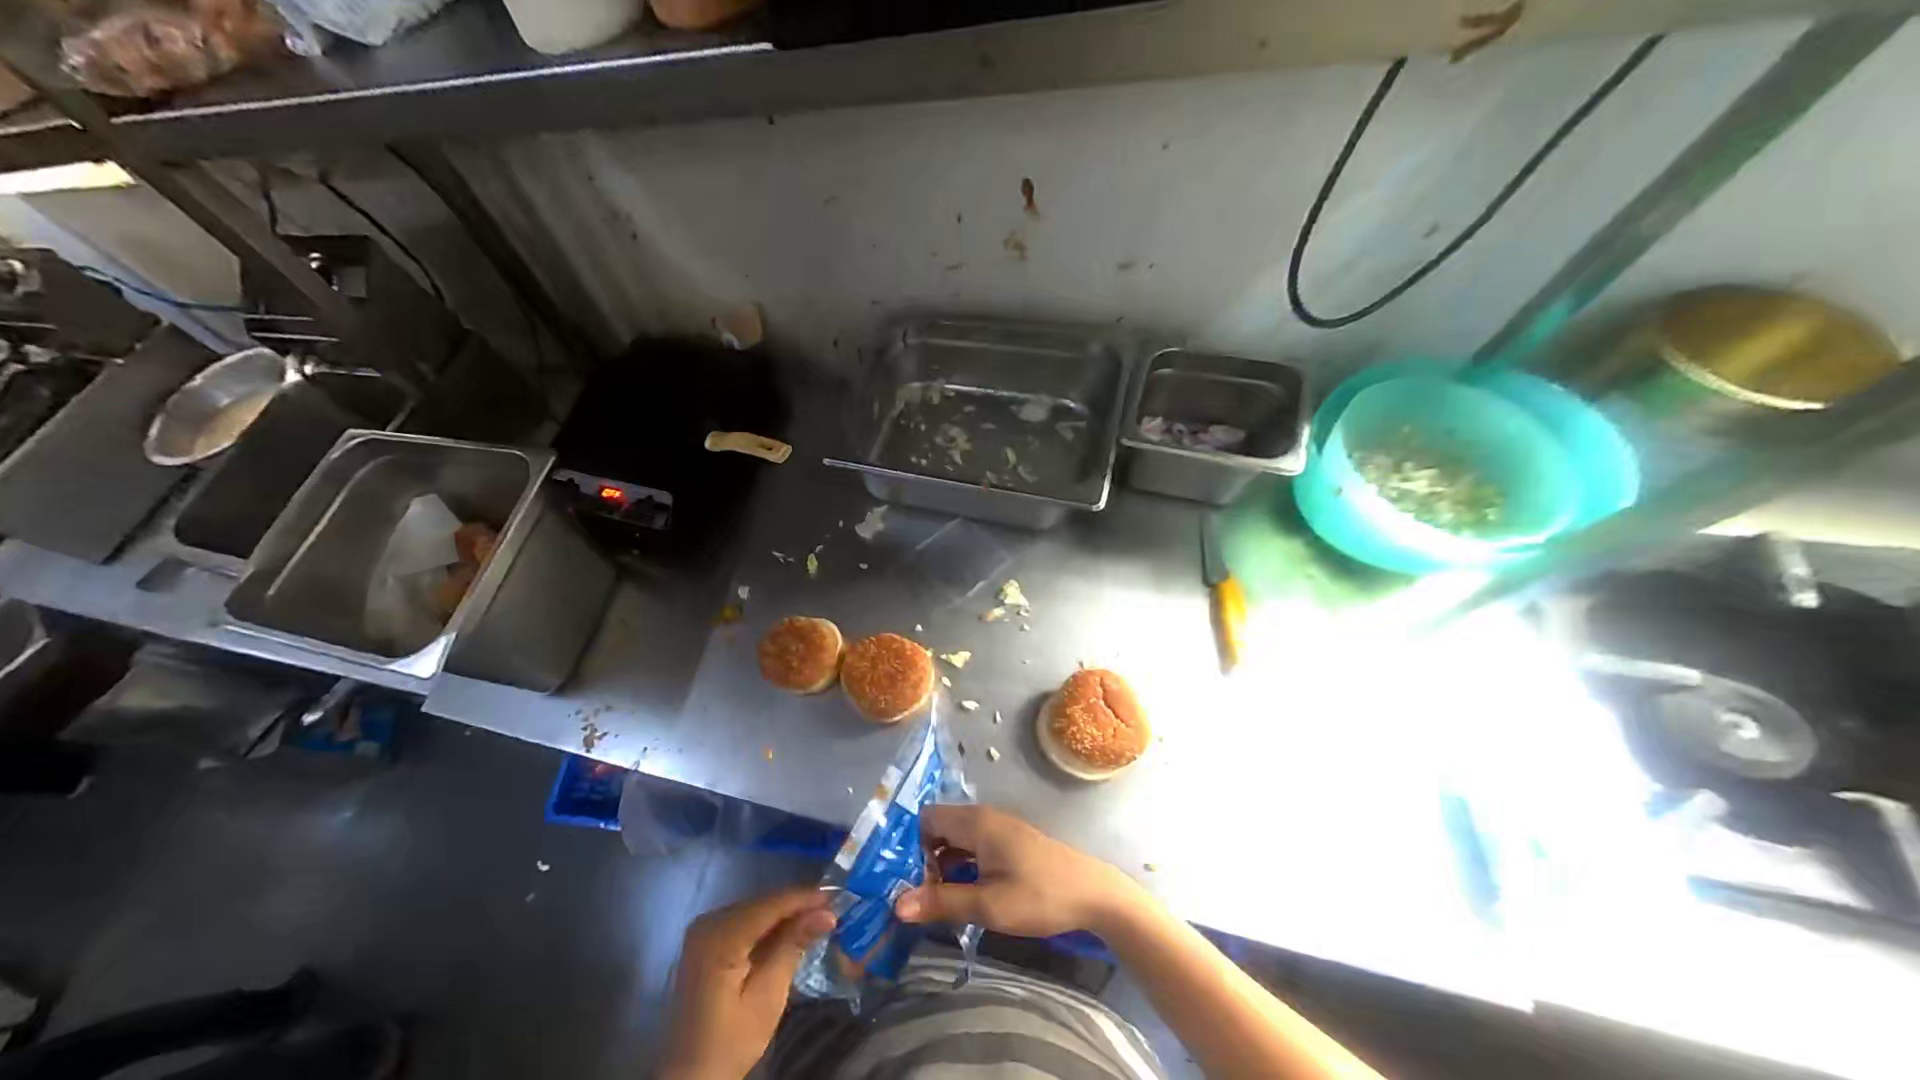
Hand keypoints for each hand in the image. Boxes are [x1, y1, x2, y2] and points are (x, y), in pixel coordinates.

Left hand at [660, 886, 835, 1079]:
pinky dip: (768, 925)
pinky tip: (790, 930)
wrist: (689, 1078)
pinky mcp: (705, 943)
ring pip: (754, 910)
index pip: (770, 905)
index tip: (838, 897)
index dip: (805, 898)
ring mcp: (703, 932)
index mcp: (719, 937)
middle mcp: (707, 924)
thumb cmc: (729, 1044)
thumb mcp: (767, 997)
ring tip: (818, 917)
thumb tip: (826, 913)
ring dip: (785, 914)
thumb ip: (793, 946)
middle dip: (797, 905)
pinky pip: (743, 922)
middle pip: (761, 903)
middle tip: (832, 909)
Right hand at [894, 803, 1144, 938]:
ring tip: (928, 900)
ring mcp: (998, 829)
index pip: (925, 818)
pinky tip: (958, 895)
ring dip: (940, 865)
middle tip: (909, 894)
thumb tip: (896, 904)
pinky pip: (972, 847)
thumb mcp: (988, 906)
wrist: (1094, 895)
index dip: (907, 844)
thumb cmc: (1039, 896)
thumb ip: (942, 901)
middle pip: (938, 828)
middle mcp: (984, 818)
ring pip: (955, 839)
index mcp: (975, 823)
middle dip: (920, 858)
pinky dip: (959, 866)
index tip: (897, 877)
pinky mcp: (1009, 844)